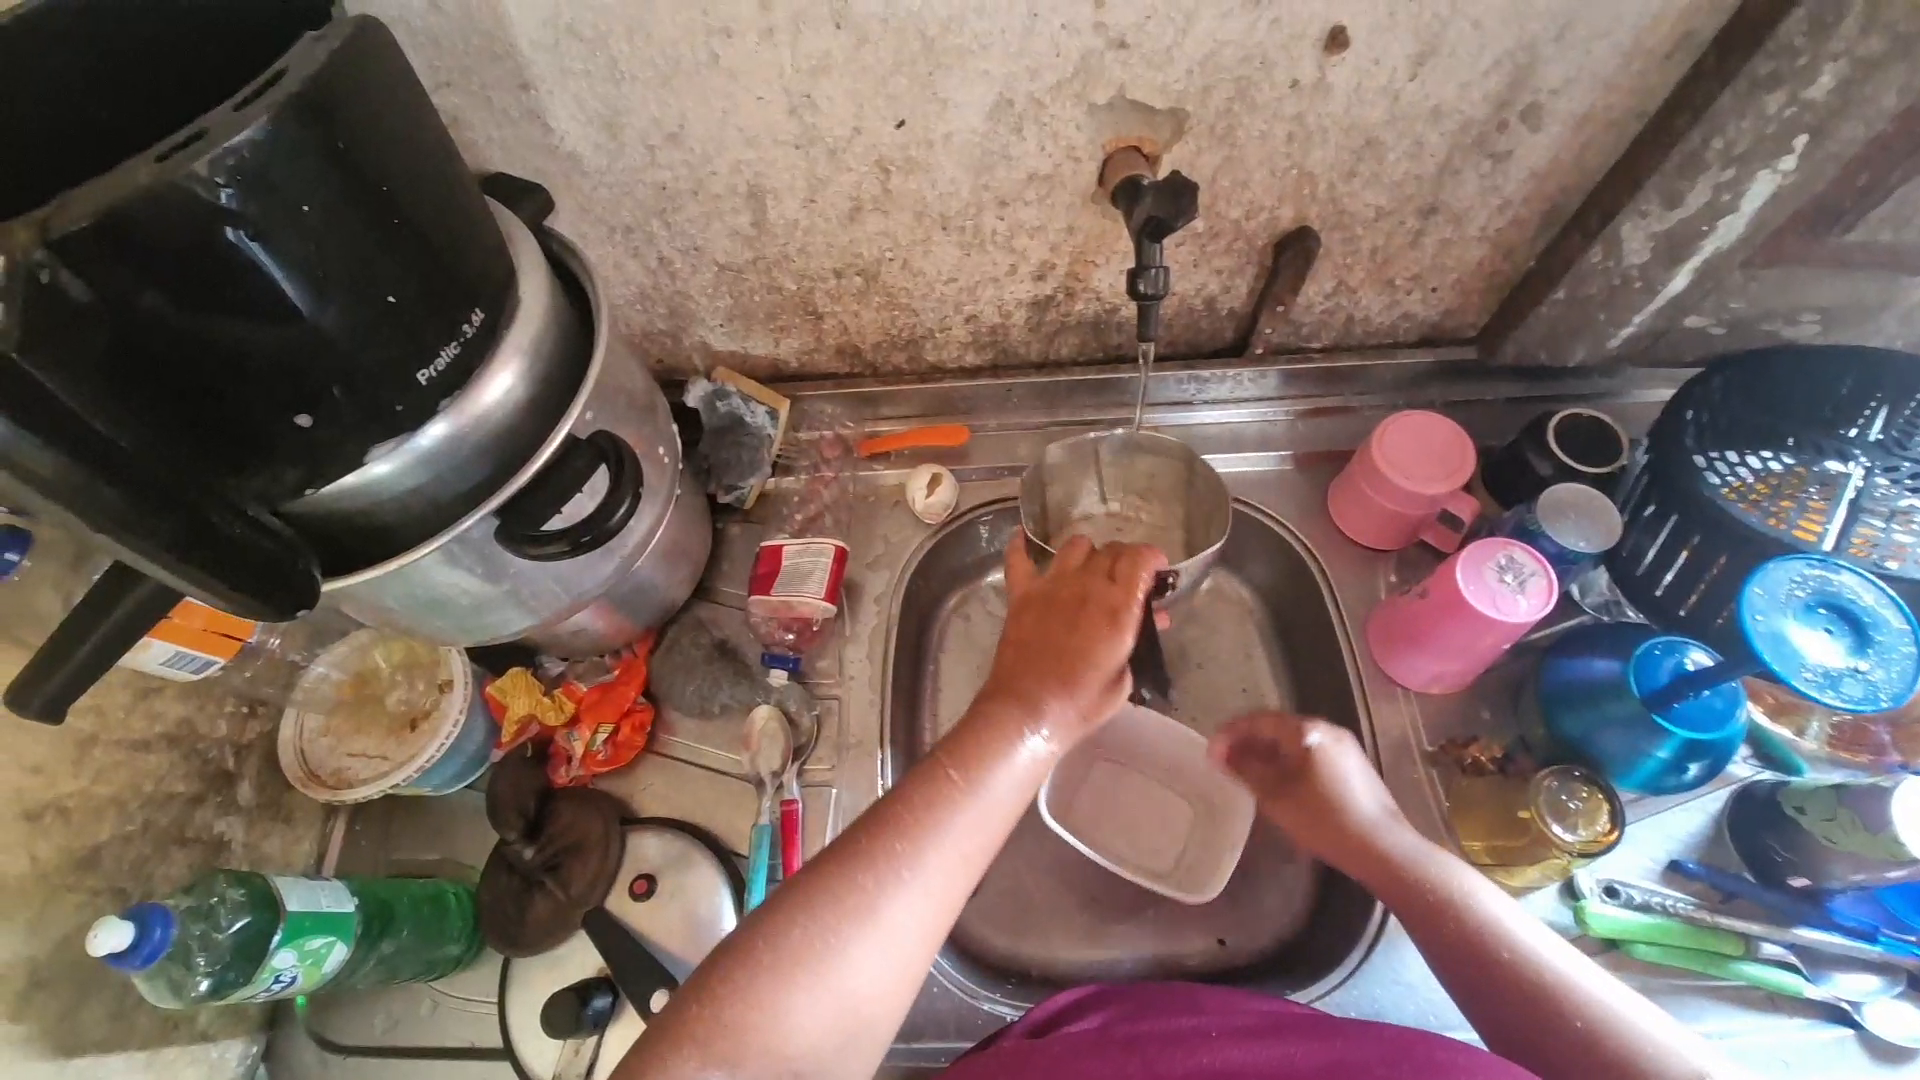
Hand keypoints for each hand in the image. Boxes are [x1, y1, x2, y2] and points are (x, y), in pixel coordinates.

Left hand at [969, 536, 1166, 750]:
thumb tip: (1152, 618)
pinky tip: (1023, 539)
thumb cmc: (1081, 704)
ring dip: (1088, 554)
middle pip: (1111, 550)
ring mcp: (1050, 585)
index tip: (1157, 570)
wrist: (1027, 712)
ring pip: (1074, 546)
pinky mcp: (1021, 594)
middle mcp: (1086, 585)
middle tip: (1127, 578)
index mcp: (1118, 606)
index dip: (1153, 558)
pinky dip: (1021, 546)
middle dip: (1125, 558)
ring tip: (1089, 570)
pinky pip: (1018, 558)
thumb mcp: (1125, 679)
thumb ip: (1138, 640)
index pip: (1140, 558)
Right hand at [1209, 711, 1414, 875]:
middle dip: (1247, 743)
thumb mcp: (1275, 795)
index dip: (1229, 734)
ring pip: (1293, 742)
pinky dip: (1287, 763)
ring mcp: (1343, 747)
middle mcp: (1326, 729)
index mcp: (1306, 730)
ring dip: (1266, 754)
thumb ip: (1244, 768)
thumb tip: (1221, 753)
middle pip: (1275, 728)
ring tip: (1247, 775)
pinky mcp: (1353, 767)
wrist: (1383, 849)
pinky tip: (1279, 785)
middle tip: (1225, 763)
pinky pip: (1310, 755)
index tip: (1210, 753)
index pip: (1257, 720)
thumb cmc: (1324, 818)